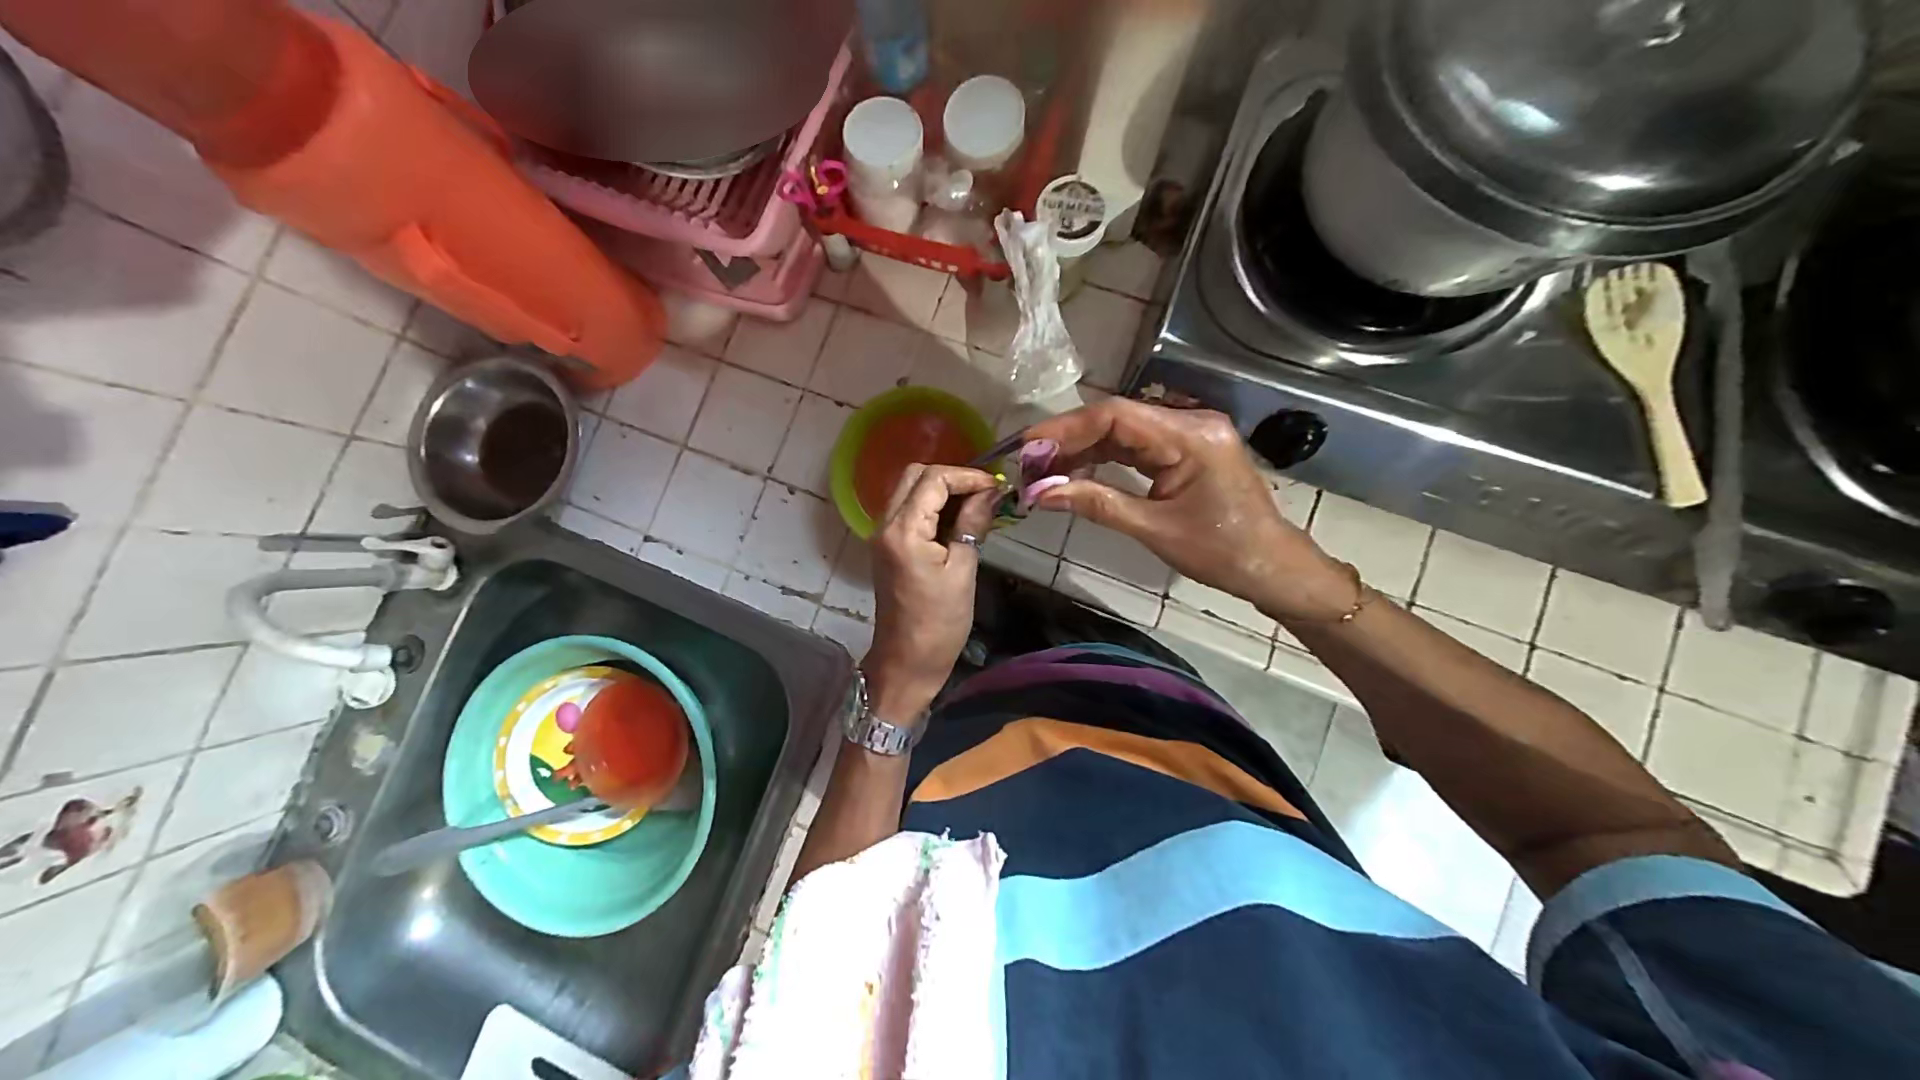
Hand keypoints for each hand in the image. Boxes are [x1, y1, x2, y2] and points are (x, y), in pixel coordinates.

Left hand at [865, 464, 1000, 720]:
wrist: (906, 662)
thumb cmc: (939, 623)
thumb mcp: (963, 570)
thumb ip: (972, 524)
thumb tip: (991, 492)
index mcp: (904, 531)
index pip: (933, 480)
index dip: (967, 476)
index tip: (996, 486)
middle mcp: (886, 525)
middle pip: (915, 475)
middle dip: (952, 477)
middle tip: (985, 492)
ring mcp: (883, 535)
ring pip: (910, 490)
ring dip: (942, 490)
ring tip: (977, 504)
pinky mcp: (888, 546)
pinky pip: (908, 510)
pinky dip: (932, 505)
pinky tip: (959, 519)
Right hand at [1023, 398, 1358, 621]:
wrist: (1270, 565)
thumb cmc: (1221, 552)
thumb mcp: (1154, 529)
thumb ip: (1095, 504)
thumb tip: (1039, 494)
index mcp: (1190, 436)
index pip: (1115, 417)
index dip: (1066, 429)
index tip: (1027, 447)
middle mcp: (1189, 422)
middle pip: (1115, 419)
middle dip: (1068, 440)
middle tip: (1027, 465)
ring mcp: (1187, 433)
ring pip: (1121, 431)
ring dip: (1081, 449)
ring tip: (1041, 470)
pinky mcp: (1183, 448)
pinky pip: (1134, 445)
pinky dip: (1102, 458)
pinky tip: (1073, 471)